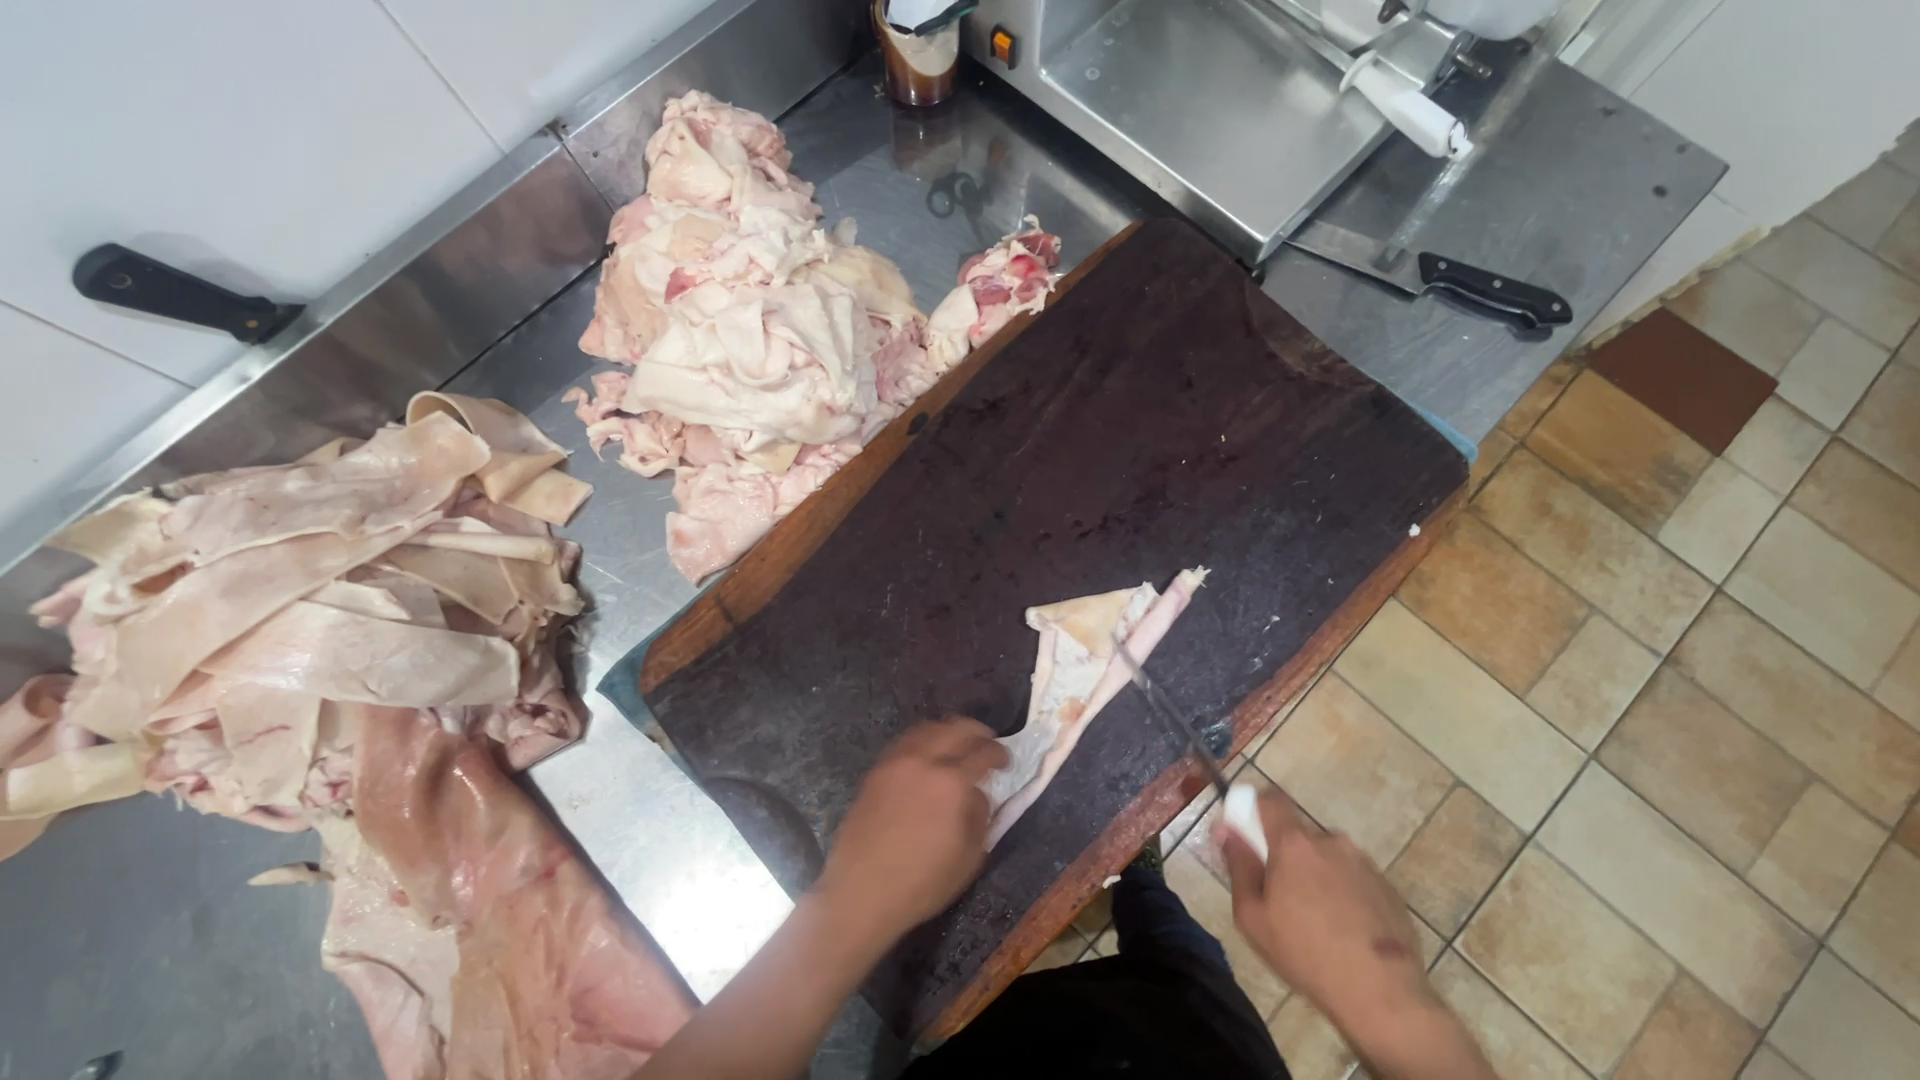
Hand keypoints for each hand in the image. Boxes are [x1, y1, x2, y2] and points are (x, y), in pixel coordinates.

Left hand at [814, 717, 1008, 940]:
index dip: (1000, 753)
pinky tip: (927, 757)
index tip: (1006, 762)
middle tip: (987, 744)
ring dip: (948, 731)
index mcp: (951, 783)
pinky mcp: (876, 771)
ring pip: (927, 728)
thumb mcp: (970, 857)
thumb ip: (981, 816)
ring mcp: (895, 763)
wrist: (862, 893)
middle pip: (955, 728)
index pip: (983, 752)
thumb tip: (979, 793)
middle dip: (977, 732)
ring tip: (957, 746)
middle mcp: (923, 761)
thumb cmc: (922, 883)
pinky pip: (904, 742)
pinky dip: (923, 740)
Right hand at [1216, 790, 1434, 1038]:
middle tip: (1281, 897)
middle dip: (1287, 856)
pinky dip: (1344, 895)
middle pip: (1299, 835)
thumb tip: (1227, 829)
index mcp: (1294, 844)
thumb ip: (1238, 865)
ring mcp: (1365, 865)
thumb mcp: (1252, 916)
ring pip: (1328, 858)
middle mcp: (1332, 842)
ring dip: (1317, 876)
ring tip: (1318, 922)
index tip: (1247, 836)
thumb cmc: (1304, 953)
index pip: (1271, 799)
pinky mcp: (1389, 889)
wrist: (1382, 993)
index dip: (1254, 809)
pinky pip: (1354, 879)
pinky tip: (1345, 932)